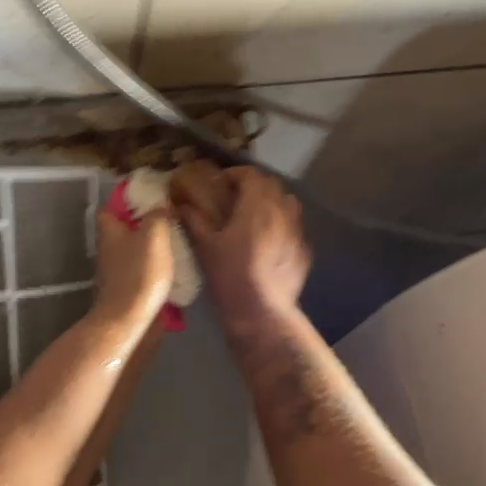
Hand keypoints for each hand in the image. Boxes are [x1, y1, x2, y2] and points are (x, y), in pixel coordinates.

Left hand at [92, 209, 173, 328]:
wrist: (128, 320)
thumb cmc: (139, 273)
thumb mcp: (154, 234)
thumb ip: (158, 215)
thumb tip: (161, 205)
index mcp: (109, 231)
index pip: (108, 208)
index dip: (125, 201)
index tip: (148, 198)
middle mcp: (107, 250)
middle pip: (122, 230)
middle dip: (142, 225)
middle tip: (168, 220)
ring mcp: (114, 272)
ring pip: (132, 252)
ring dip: (150, 248)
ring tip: (176, 244)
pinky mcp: (125, 291)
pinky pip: (139, 272)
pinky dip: (153, 269)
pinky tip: (172, 269)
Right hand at [173, 164, 309, 330]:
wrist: (262, 312)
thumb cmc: (230, 275)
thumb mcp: (206, 246)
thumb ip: (195, 220)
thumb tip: (181, 205)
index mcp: (257, 205)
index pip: (251, 174)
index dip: (235, 174)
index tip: (221, 183)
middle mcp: (282, 211)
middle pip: (272, 185)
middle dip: (254, 186)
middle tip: (235, 197)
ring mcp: (297, 231)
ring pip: (288, 203)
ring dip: (271, 202)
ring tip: (254, 216)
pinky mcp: (304, 250)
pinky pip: (293, 227)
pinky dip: (281, 225)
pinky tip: (268, 242)